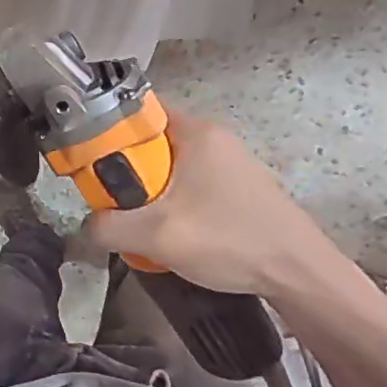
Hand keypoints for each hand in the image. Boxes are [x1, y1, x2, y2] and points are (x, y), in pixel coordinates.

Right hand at [85, 111, 340, 296]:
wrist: (300, 274)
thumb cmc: (229, 239)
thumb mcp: (157, 235)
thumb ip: (109, 227)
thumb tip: (86, 227)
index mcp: (196, 131)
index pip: (137, 112)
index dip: (106, 131)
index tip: (89, 161)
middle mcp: (213, 137)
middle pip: (151, 141)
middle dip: (126, 170)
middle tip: (112, 200)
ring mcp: (229, 162)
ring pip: (170, 166)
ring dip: (149, 192)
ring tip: (140, 222)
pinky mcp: (238, 187)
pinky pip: (190, 183)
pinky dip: (173, 202)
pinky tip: (173, 232)